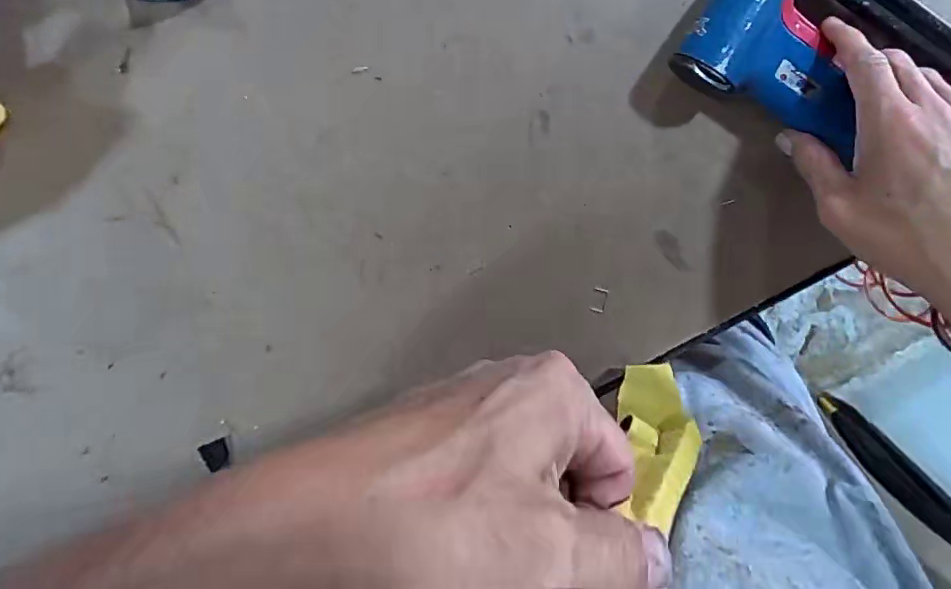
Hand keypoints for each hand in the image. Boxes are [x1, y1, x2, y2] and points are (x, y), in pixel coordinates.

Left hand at [275, 352, 668, 587]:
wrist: (298, 533)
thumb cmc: (434, 536)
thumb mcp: (550, 561)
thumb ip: (621, 558)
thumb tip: (653, 555)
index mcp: (555, 388)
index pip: (618, 470)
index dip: (599, 530)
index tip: (554, 568)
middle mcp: (510, 380)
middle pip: (564, 474)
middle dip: (548, 533)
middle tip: (501, 570)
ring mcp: (457, 403)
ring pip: (511, 484)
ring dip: (501, 536)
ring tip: (458, 564)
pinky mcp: (413, 432)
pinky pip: (463, 482)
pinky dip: (457, 524)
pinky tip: (424, 552)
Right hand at [782, 18, 950, 359]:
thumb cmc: (908, 244)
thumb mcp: (843, 211)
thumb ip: (815, 165)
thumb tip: (793, 137)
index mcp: (890, 120)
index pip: (866, 59)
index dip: (846, 37)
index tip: (832, 27)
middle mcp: (933, 110)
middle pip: (902, 62)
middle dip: (875, 57)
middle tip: (856, 75)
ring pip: (936, 81)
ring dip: (909, 79)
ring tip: (896, 102)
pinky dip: (941, 108)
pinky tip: (937, 139)